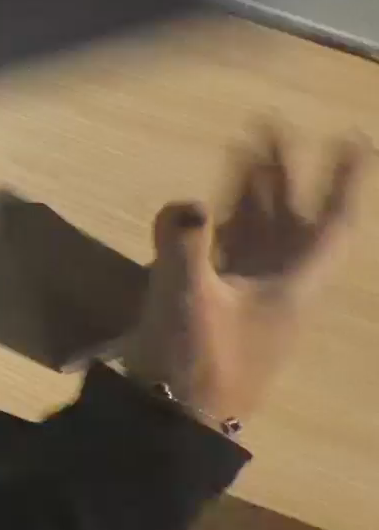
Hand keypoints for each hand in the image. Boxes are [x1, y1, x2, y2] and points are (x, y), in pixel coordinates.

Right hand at [124, 130, 366, 427]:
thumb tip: (188, 201)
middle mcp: (275, 277)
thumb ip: (183, 247)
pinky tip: (208, 202)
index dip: (342, 182)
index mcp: (288, 282)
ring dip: (252, 189)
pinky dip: (219, 215)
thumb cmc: (197, 353)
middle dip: (285, 172)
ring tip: (246, 151)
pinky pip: (223, 241)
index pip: (326, 223)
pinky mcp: (211, 290)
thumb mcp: (187, 298)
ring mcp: (243, 285)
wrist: (179, 403)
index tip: (350, 141)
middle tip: (274, 127)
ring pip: (257, 226)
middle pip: (288, 215)